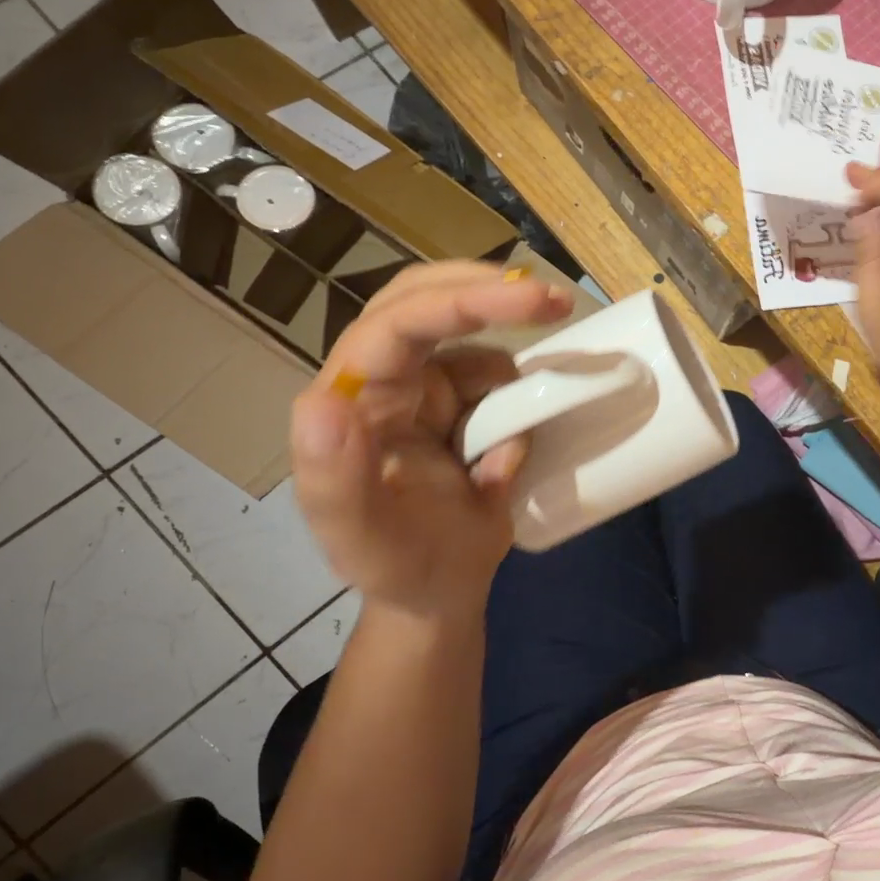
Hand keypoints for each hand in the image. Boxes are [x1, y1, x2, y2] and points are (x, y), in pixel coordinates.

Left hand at [290, 262, 573, 616]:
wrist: (440, 590)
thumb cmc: (396, 566)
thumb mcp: (360, 539)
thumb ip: (336, 478)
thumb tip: (323, 402)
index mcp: (354, 400)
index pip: (397, 325)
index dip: (463, 302)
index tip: (531, 301)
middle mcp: (386, 381)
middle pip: (427, 298)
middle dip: (491, 290)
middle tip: (555, 300)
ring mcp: (427, 388)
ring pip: (472, 333)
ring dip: (510, 355)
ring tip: (518, 422)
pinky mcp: (463, 403)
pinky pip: (501, 377)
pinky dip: (522, 399)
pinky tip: (507, 458)